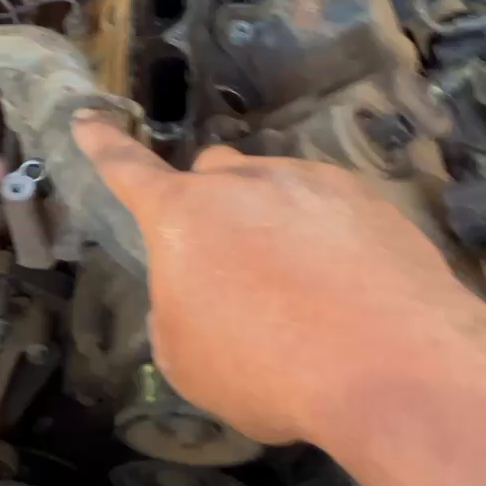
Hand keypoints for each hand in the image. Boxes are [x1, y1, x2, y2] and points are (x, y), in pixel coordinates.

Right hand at [73, 112, 475, 445]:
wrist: (395, 366)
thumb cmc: (268, 368)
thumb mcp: (187, 359)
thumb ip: (173, 310)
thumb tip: (190, 292)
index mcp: (181, 215)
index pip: (127, 168)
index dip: (104, 144)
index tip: (89, 117)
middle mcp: (237, 181)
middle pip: (211, 172)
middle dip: (212, 202)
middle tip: (236, 259)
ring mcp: (302, 179)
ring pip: (272, 186)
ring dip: (274, 220)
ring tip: (307, 285)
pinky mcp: (360, 193)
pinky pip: (327, 202)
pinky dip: (327, 232)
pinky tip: (350, 283)